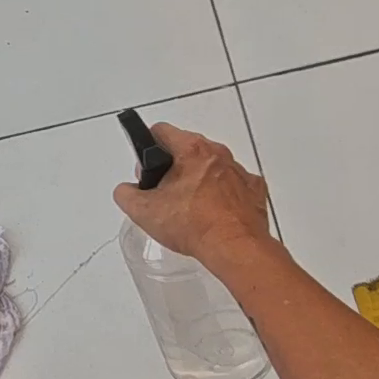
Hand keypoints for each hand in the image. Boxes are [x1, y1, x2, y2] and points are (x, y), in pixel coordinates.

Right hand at [112, 123, 273, 268]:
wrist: (234, 248)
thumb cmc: (195, 226)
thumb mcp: (143, 211)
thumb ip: (125, 194)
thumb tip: (126, 191)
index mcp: (190, 150)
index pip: (161, 131)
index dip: (147, 149)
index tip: (147, 167)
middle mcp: (217, 154)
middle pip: (186, 148)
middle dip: (172, 167)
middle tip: (164, 193)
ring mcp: (238, 170)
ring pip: (210, 166)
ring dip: (198, 180)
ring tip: (188, 208)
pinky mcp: (252, 189)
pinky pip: (232, 184)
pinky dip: (221, 195)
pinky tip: (212, 213)